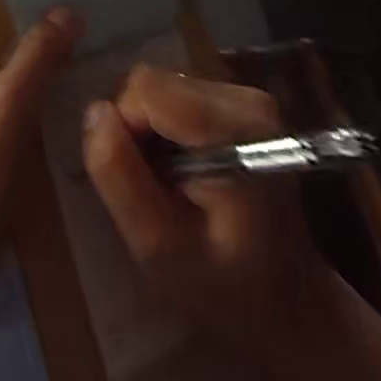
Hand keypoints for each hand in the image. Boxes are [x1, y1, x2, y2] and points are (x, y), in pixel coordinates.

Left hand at [0, 0, 79, 287]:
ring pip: (16, 63)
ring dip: (52, 59)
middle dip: (50, 25)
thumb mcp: (7, 105)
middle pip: (7, 28)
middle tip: (107, 20)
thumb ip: (39, 53)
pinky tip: (86, 90)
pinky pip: (19, 93)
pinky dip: (46, 89)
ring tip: (107, 49)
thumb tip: (71, 8)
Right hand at [82, 66, 325, 362]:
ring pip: (159, 86)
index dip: (123, 126)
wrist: (286, 298)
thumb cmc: (223, 282)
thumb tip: (95, 112)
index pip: (143, 88)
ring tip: (167, 178)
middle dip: (135, 127)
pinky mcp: (240, 101)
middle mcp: (245, 99)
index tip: (136, 176)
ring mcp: (246, 96)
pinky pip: (174, 94)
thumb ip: (118, 174)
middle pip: (151, 83)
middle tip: (150, 182)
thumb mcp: (158, 244)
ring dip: (148, 128)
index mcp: (233, 129)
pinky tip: (181, 166)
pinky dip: (164, 126)